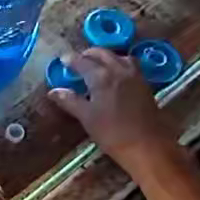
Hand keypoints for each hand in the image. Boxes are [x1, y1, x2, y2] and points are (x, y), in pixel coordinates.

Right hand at [49, 48, 183, 177]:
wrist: (147, 145)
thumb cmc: (112, 133)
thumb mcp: (87, 117)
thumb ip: (70, 101)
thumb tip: (53, 91)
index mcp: (101, 76)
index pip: (82, 61)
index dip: (71, 59)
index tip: (62, 59)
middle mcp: (118, 70)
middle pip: (102, 53)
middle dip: (88, 54)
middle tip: (77, 61)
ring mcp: (134, 75)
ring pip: (118, 56)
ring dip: (105, 56)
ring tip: (96, 64)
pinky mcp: (144, 84)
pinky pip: (130, 64)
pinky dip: (119, 63)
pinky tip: (115, 74)